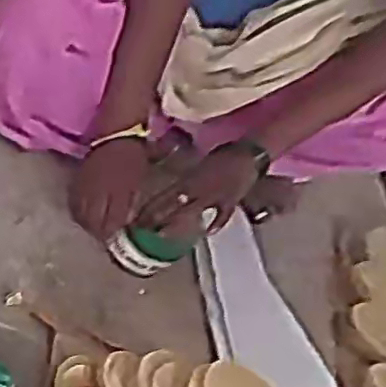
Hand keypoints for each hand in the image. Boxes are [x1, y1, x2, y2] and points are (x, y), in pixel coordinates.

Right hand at [70, 137, 151, 241]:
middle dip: (97, 232)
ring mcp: (85, 190)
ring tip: (91, 228)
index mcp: (118, 192)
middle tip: (100, 237)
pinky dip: (78, 214)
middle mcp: (99, 195)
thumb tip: (124, 223)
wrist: (116, 133)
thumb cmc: (132, 155)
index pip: (111, 222)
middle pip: (93, 223)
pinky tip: (82, 216)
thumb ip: (130, 202)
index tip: (112, 240)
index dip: (111, 233)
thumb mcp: (138, 179)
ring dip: (86, 225)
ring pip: (81, 217)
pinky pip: (74, 207)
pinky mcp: (76, 186)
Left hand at [136, 143, 261, 238]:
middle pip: (173, 205)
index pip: (164, 197)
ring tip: (163, 234)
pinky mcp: (231, 199)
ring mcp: (214, 195)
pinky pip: (224, 213)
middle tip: (143, 232)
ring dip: (177, 222)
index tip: (134, 222)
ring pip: (192, 210)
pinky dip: (217, 222)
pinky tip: (209, 232)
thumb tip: (166, 201)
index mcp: (189, 181)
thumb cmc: (220, 161)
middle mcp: (197, 189)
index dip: (149, 210)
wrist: (251, 151)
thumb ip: (181, 187)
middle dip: (157, 218)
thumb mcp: (196, 171)